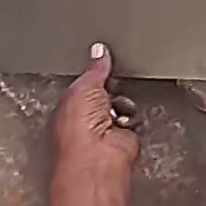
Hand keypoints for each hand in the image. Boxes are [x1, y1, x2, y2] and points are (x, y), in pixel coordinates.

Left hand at [53, 43, 139, 175]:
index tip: (105, 65)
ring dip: (124, 105)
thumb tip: (99, 51)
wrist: (97, 154)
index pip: (87, 81)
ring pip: (125, 104)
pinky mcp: (125, 136)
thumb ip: (95, 68)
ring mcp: (107, 127)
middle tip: (109, 93)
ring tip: (115, 112)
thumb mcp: (84, 86)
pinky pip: (136, 119)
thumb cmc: (78, 128)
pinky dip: (133, 120)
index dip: (97, 73)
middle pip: (108, 92)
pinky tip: (123, 124)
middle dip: (112, 90)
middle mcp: (87, 116)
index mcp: (70, 103)